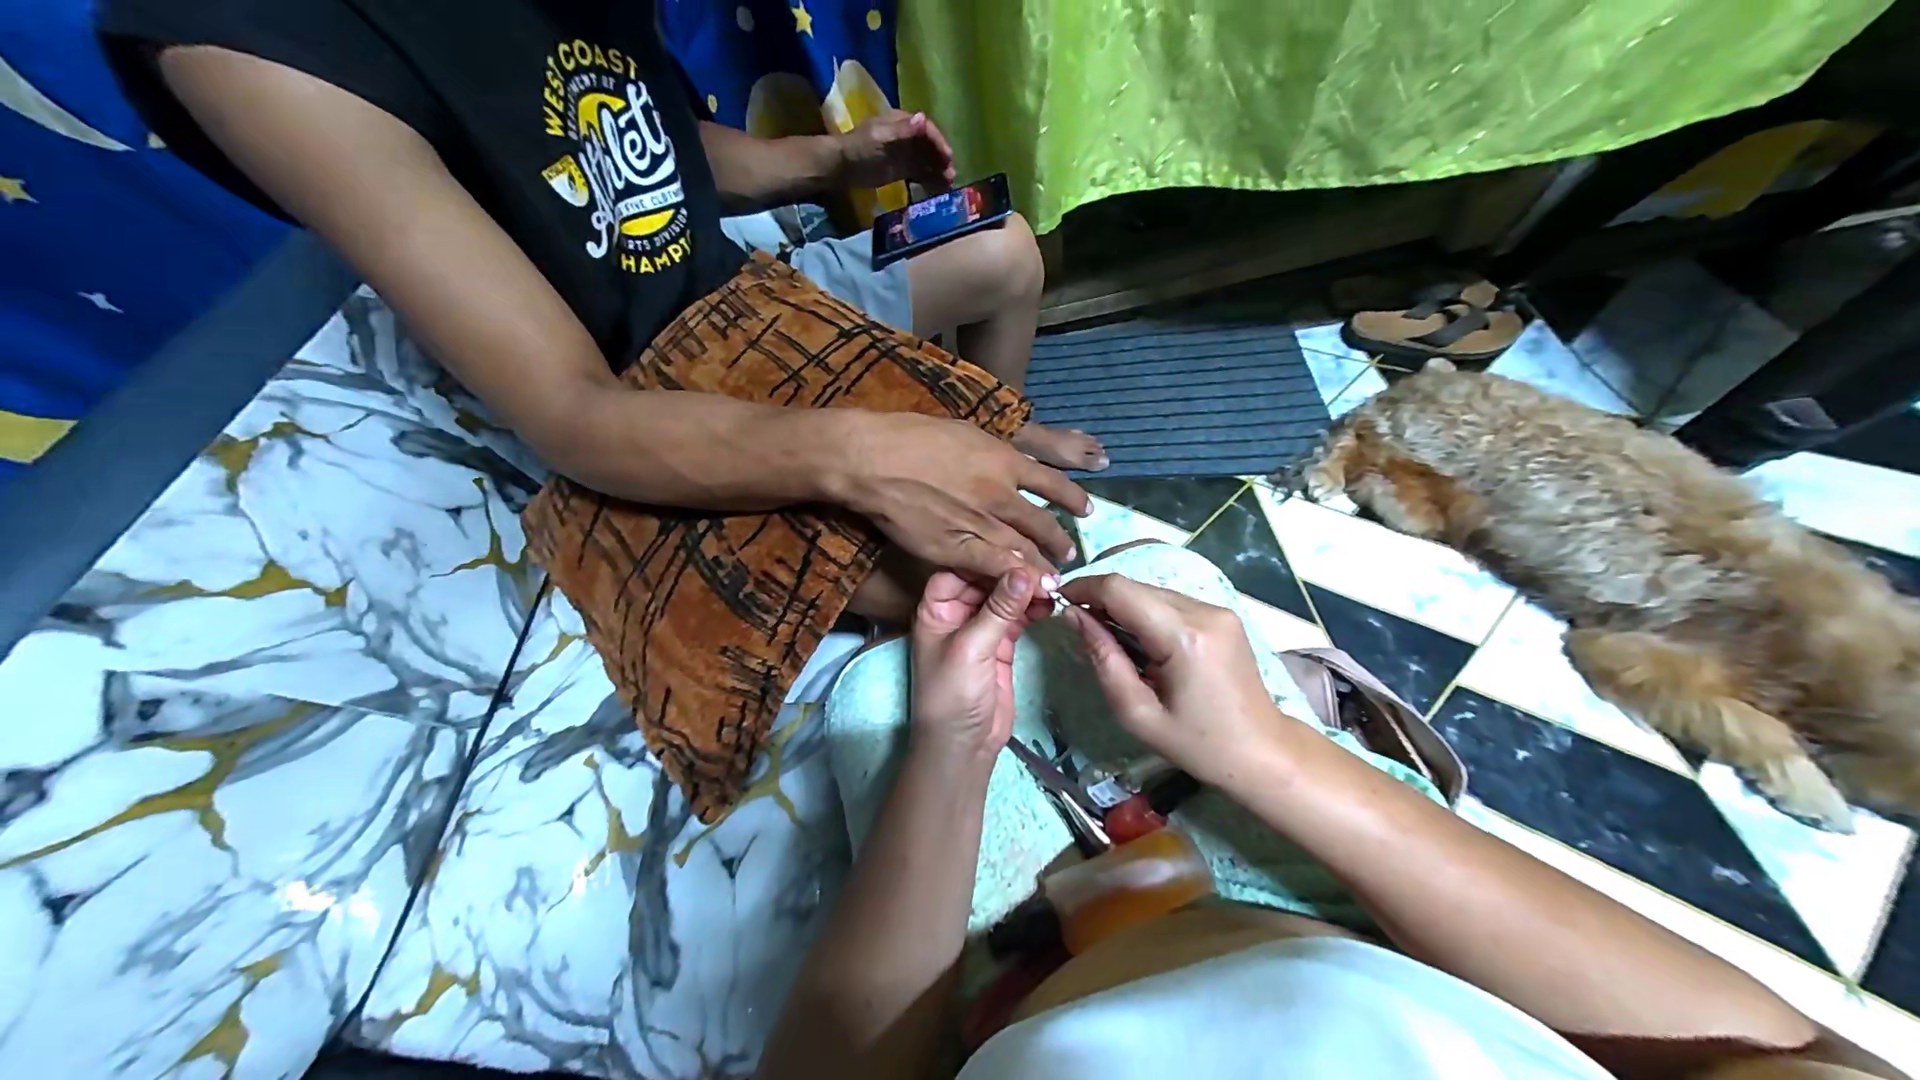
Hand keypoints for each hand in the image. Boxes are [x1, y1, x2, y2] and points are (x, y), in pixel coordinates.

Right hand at [837, 411, 1089, 579]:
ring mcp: (979, 523)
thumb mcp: (964, 431)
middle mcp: (1000, 493)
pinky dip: (1013, 576)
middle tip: (1070, 553)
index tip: (1084, 509)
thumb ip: (989, 453)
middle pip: (1041, 522)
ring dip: (1043, 563)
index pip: (1052, 482)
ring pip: (1022, 548)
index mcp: (1003, 460)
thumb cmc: (912, 435)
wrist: (876, 459)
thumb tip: (1004, 461)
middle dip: (1059, 540)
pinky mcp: (955, 547)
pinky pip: (992, 565)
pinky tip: (1028, 585)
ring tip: (1053, 574)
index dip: (1072, 498)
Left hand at [838, 110, 955, 189]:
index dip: (939, 142)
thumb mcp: (881, 138)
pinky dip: (929, 181)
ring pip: (927, 161)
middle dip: (941, 160)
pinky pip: (920, 174)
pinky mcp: (902, 170)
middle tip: (951, 176)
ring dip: (938, 172)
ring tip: (947, 186)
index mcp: (902, 122)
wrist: (842, 167)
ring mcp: (905, 154)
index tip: (948, 157)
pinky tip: (937, 190)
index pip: (926, 129)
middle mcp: (907, 137)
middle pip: (930, 146)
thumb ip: (903, 131)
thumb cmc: (860, 149)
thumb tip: (923, 119)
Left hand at [911, 568, 1051, 761]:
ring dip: (1028, 590)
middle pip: (987, 579)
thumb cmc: (952, 694)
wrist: (964, 745)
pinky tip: (1051, 603)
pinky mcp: (1001, 642)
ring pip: (1006, 596)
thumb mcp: (971, 648)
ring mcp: (980, 626)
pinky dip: (1034, 608)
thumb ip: (998, 609)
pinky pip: (1018, 616)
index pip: (961, 568)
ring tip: (1054, 586)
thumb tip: (1025, 572)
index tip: (1021, 552)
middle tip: (1047, 570)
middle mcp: (957, 611)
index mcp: (936, 607)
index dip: (988, 558)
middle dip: (1015, 573)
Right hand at [1058, 574, 1304, 784]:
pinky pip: (1169, 601)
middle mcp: (1204, 611)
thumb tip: (1073, 615)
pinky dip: (1144, 611)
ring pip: (1150, 591)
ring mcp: (1216, 609)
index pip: (1121, 590)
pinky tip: (1138, 639)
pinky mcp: (1221, 614)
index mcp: (1184, 637)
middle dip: (1100, 598)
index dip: (1084, 588)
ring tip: (1107, 637)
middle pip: (1135, 586)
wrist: (1262, 751)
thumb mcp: (1137, 713)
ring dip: (1122, 605)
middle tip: (1079, 625)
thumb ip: (1103, 659)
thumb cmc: (1197, 744)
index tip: (1060, 601)